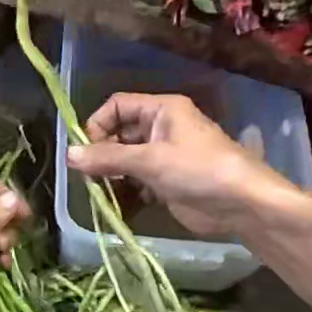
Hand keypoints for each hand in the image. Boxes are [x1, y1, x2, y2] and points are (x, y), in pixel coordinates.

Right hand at [66, 93, 300, 239]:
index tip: (86, 151)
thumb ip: (107, 158)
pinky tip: (121, 202)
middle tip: (90, 176)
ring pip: (124, 158)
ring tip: (103, 191)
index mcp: (161, 110)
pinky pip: (135, 179)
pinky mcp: (165, 180)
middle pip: (117, 133)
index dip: (97, 125)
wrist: (243, 205)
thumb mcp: (150, 161)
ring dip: (110, 174)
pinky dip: (125, 189)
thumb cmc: (199, 170)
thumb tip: (67, 154)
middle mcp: (161, 127)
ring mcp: (163, 155)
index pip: (117, 106)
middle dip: (101, 153)